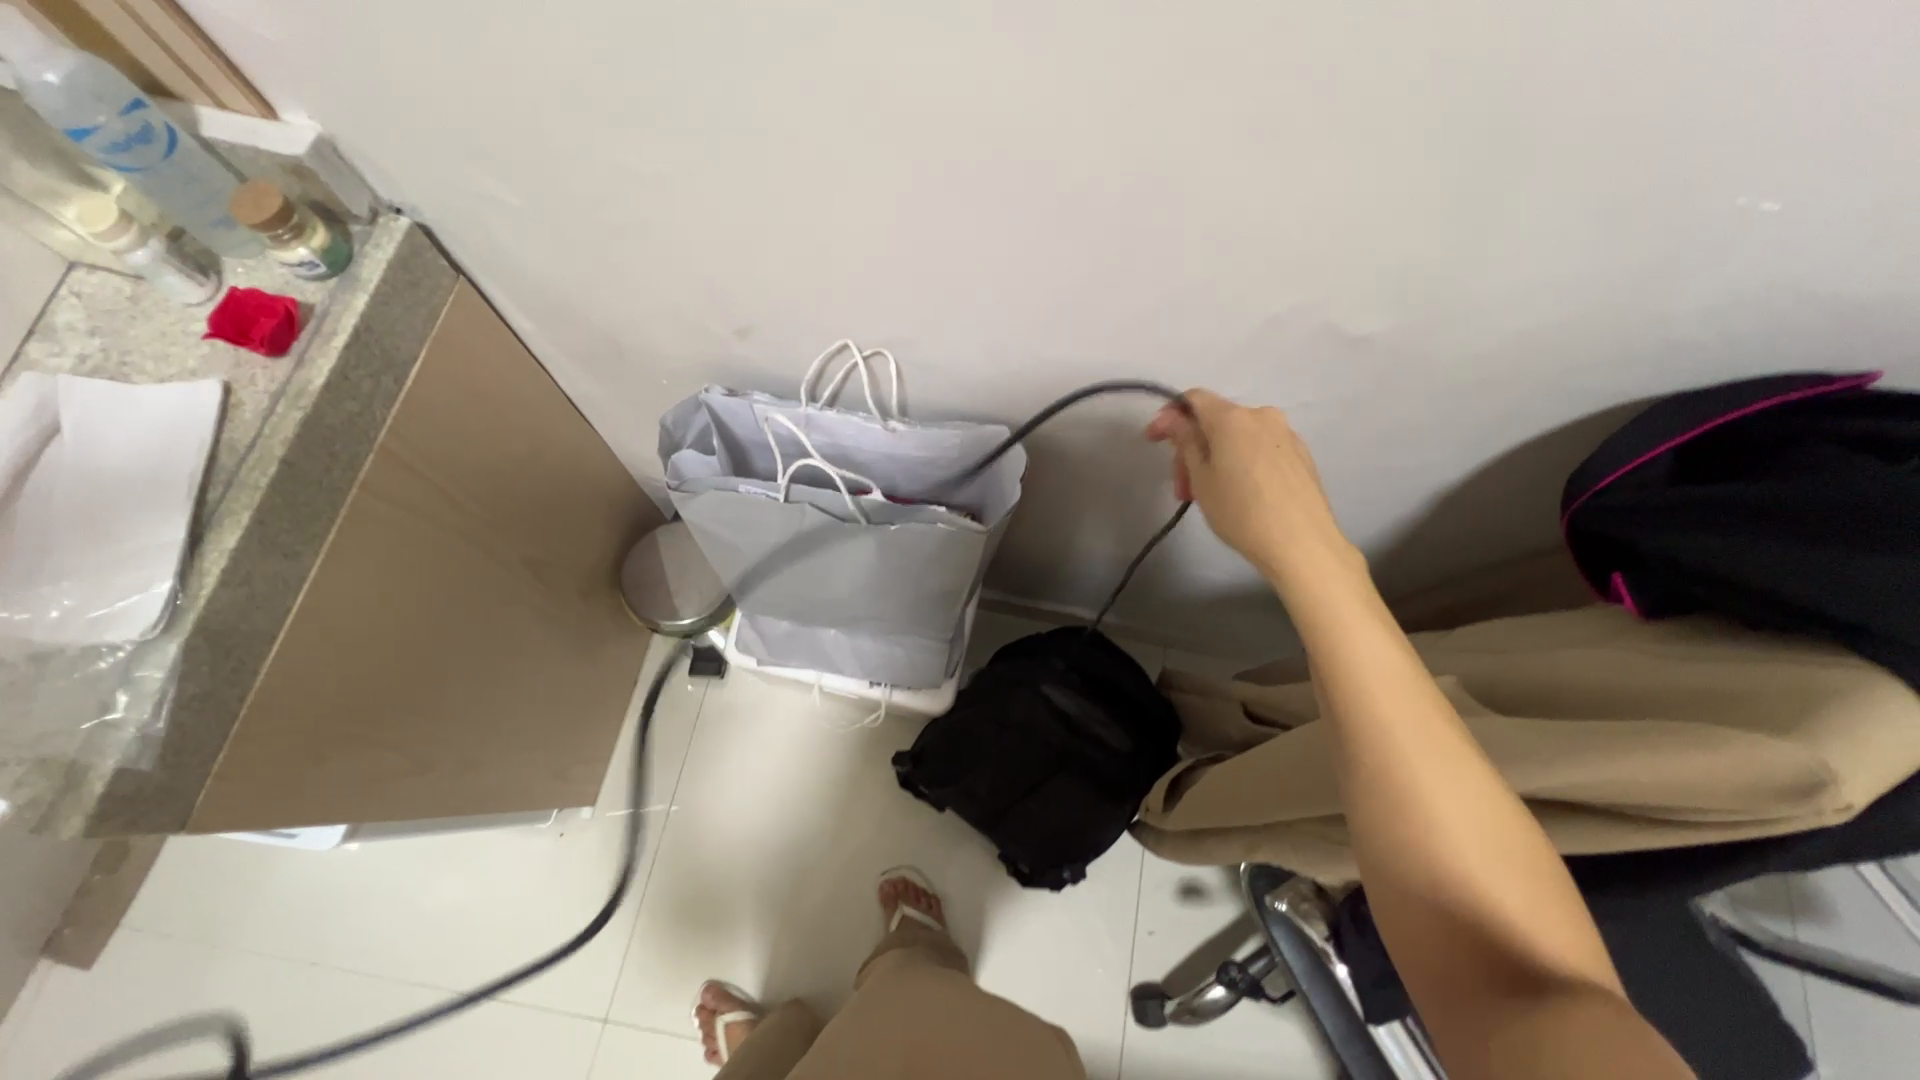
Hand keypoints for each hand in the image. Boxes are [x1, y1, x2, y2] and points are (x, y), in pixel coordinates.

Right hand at [1146, 389, 1356, 586]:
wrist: (1301, 543)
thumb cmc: (1240, 511)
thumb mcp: (1201, 479)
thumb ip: (1186, 442)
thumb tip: (1172, 418)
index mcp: (1232, 417)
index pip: (1194, 398)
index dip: (1169, 415)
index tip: (1155, 441)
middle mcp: (1261, 415)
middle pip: (1215, 420)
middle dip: (1192, 448)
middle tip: (1184, 488)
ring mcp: (1286, 433)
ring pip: (1238, 436)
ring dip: (1216, 458)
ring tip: (1210, 495)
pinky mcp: (1301, 454)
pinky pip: (1259, 448)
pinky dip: (1241, 462)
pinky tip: (1241, 493)